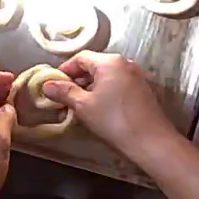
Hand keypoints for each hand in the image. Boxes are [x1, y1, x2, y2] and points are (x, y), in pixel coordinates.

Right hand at [42, 53, 183, 161]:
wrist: (151, 141)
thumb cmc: (114, 120)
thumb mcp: (83, 106)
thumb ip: (64, 92)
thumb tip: (47, 85)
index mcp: (110, 62)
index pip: (80, 58)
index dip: (64, 70)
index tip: (53, 85)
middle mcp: (125, 64)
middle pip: (94, 67)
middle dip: (76, 82)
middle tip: (62, 100)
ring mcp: (136, 77)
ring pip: (106, 78)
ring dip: (89, 90)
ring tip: (76, 109)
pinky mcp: (142, 91)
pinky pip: (117, 87)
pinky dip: (104, 95)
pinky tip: (96, 112)